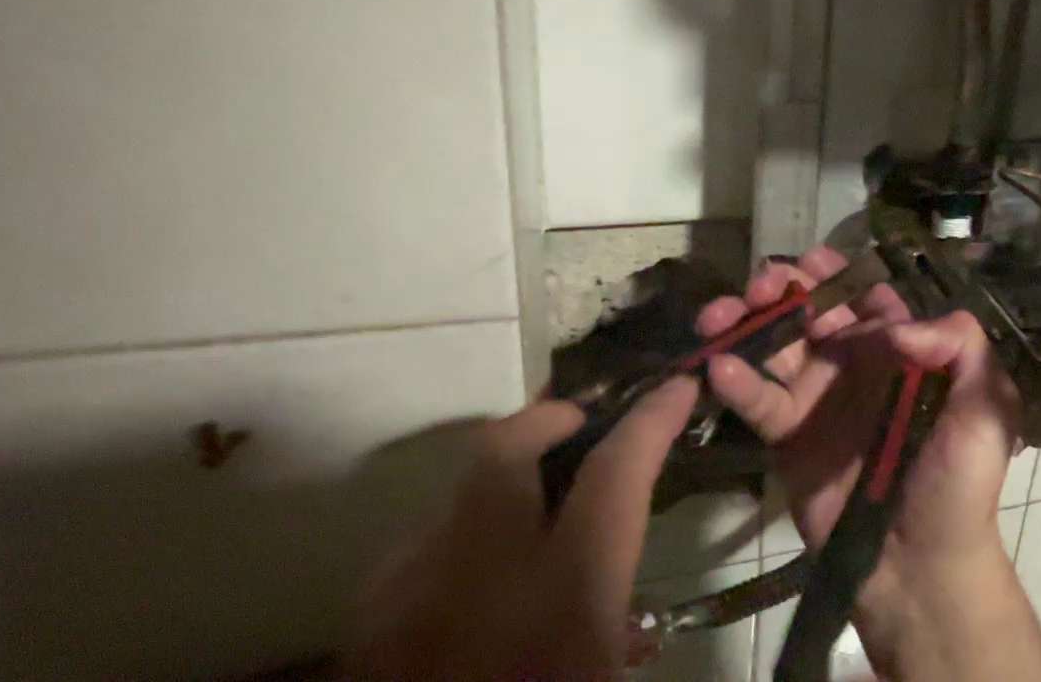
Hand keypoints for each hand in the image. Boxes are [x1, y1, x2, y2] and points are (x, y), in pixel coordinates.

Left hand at [343, 376, 699, 681]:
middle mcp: (479, 576)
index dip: (651, 420)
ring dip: (494, 489)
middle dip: (544, 421)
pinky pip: (413, 557)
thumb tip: (634, 627)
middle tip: (577, 427)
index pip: (615, 474)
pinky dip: (450, 550)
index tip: (675, 387)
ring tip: (525, 516)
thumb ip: (616, 642)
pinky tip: (467, 589)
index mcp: (562, 594)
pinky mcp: (364, 630)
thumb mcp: (595, 678)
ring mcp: (406, 596)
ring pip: (450, 499)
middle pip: (504, 450)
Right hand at [694, 247, 1022, 572]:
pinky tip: (719, 370)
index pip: (864, 294)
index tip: (813, 263)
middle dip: (782, 287)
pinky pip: (758, 400)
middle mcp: (853, 363)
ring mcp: (816, 397)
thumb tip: (893, 320)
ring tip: (721, 315)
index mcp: (898, 349)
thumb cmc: (961, 482)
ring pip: (774, 344)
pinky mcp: (787, 435)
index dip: (837, 273)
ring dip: (745, 322)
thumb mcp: (988, 406)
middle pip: (810, 310)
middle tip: (763, 283)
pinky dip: (736, 382)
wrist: (921, 563)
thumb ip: (961, 344)